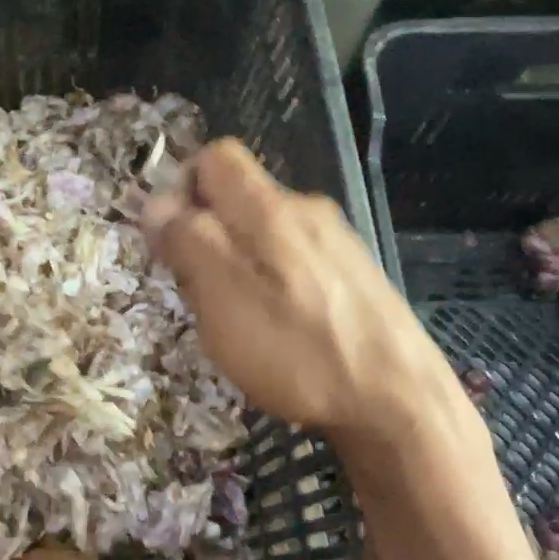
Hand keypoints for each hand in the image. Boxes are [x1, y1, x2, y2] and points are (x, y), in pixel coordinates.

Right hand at [141, 139, 459, 436]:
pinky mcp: (356, 276)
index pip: (216, 157)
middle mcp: (308, 211)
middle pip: (238, 199)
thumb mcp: (224, 297)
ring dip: (239, 266)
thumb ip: (189, 242)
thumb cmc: (299, 351)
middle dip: (207, 237)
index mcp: (271, 209)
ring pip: (265, 235)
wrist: (400, 401)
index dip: (182, 189)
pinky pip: (294, 263)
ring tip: (242, 322)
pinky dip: (273, 286)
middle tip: (202, 296)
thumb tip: (158, 203)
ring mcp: (338, 243)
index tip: (172, 243)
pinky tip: (284, 333)